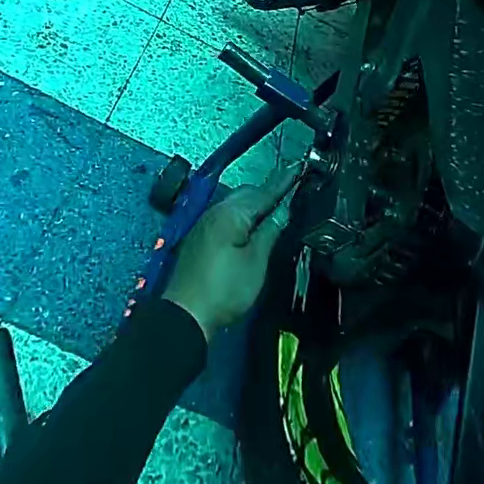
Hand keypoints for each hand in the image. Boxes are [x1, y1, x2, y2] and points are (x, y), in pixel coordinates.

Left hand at [163, 161, 304, 341]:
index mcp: (231, 214)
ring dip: (254, 206)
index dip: (283, 183)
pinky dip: (242, 217)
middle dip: (267, 193)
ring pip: (235, 205)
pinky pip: (226, 217)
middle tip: (290, 194)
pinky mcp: (200, 239)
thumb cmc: (225, 289)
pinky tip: (251, 228)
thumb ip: (270, 231)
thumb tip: (283, 210)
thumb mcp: (255, 261)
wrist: (185, 315)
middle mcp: (215, 212)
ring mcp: (204, 225)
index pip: (263, 193)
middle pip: (246, 194)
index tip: (298, 168)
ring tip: (274, 212)